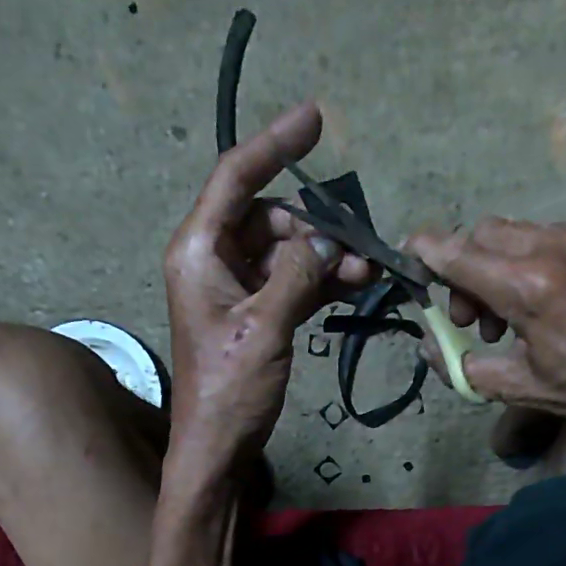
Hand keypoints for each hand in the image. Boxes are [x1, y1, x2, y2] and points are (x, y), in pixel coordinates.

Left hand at [162, 101, 371, 463]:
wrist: (218, 447)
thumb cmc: (230, 389)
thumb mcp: (265, 325)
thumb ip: (298, 273)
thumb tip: (328, 241)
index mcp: (199, 251)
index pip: (236, 178)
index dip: (276, 144)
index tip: (318, 118)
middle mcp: (212, 259)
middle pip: (269, 215)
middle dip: (316, 226)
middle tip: (359, 248)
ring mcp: (233, 287)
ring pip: (285, 250)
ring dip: (325, 257)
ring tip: (366, 275)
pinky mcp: (253, 312)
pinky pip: (290, 279)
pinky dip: (319, 280)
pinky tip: (354, 287)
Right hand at [404, 220, 565, 456]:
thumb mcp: (510, 387)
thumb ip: (458, 363)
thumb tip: (428, 344)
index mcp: (528, 288)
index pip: (458, 254)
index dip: (424, 251)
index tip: (405, 255)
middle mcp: (552, 250)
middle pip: (480, 235)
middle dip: (460, 269)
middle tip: (466, 317)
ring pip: (509, 232)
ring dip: (489, 266)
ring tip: (500, 317)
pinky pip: (538, 237)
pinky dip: (518, 261)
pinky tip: (531, 301)